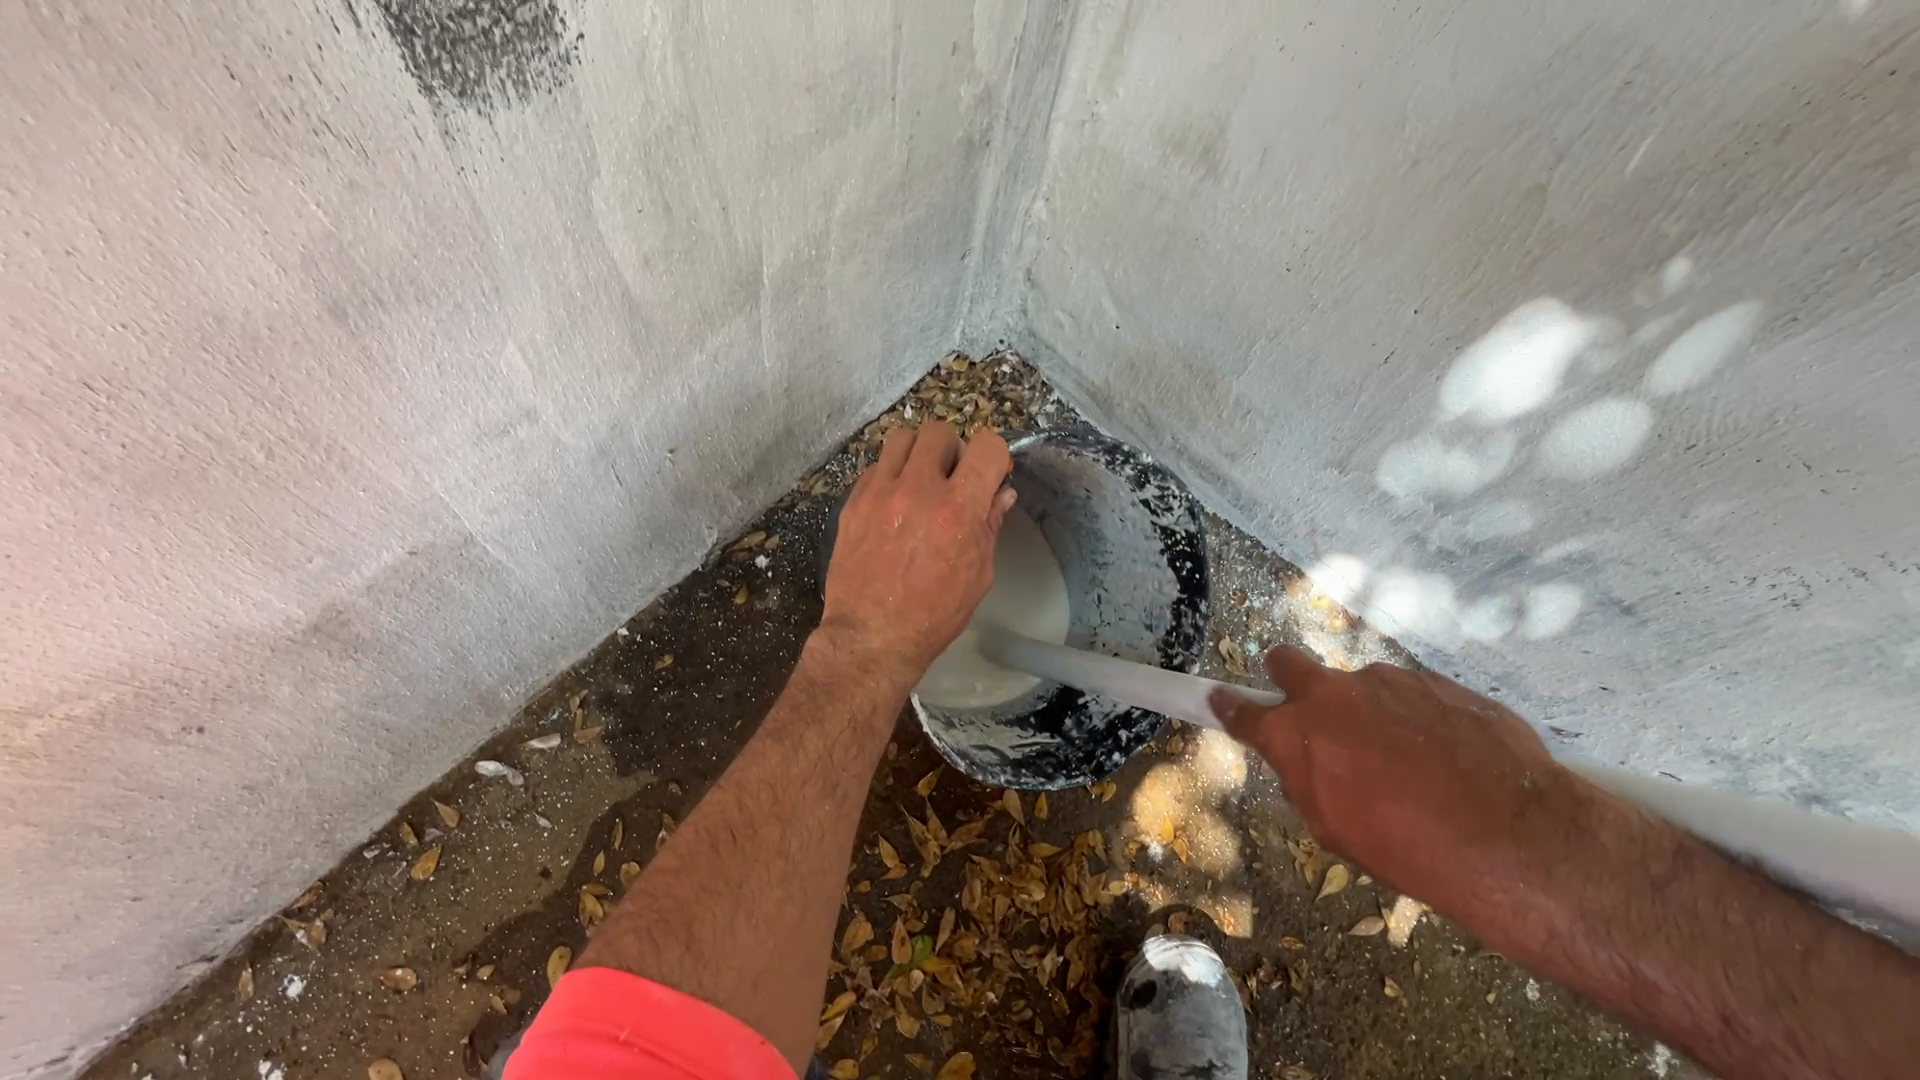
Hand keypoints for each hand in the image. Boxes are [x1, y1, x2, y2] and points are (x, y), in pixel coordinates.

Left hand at [820, 422, 1016, 680]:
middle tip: (952, 478)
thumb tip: (1000, 494)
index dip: (994, 457)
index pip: (986, 447)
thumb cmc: (933, 614)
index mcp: (957, 509)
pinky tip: (894, 503)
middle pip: (939, 432)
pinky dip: (890, 475)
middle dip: (953, 450)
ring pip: (902, 437)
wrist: (872, 636)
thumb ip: (989, 525)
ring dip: (917, 453)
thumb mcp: (978, 573)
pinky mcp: (853, 503)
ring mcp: (880, 493)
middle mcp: (917, 490)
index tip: (990, 475)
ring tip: (920, 481)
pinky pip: (875, 467)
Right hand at [1210, 647, 1576, 912]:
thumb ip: (1306, 782)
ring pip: (1361, 686)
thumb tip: (1306, 763)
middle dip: (1289, 680)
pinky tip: (1449, 756)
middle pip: (1285, 661)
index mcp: (1294, 734)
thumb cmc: (1407, 848)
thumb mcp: (1334, 831)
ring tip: (1413, 761)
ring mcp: (1385, 680)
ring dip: (1370, 712)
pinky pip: (1412, 694)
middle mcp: (1331, 694)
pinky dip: (1418, 718)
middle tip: (1317, 715)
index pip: (1239, 709)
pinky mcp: (1436, 680)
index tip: (1218, 698)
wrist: (1510, 835)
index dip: (1226, 705)